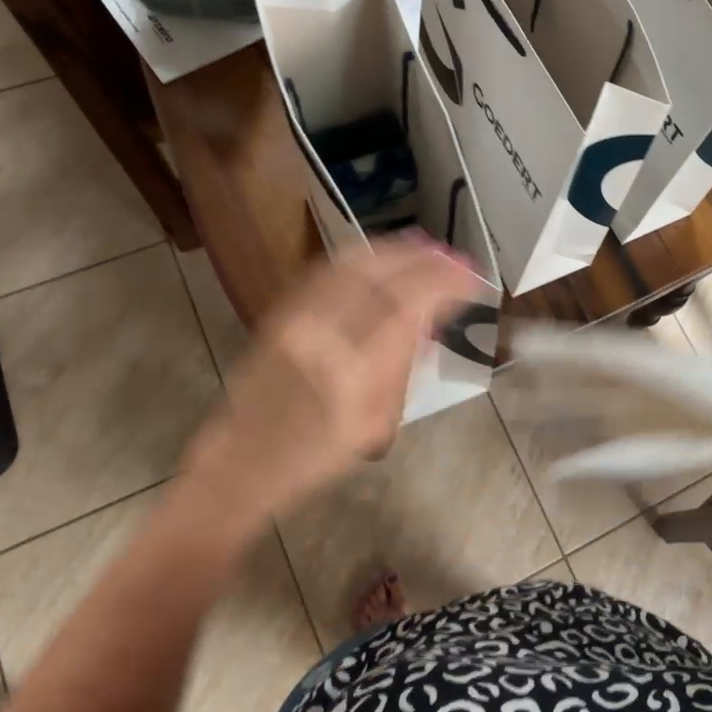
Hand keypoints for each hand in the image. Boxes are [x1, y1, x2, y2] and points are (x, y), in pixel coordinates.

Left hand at [180, 236, 482, 534]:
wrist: (241, 463)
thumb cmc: (316, 459)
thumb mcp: (374, 423)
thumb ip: (403, 367)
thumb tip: (430, 320)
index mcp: (354, 374)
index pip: (408, 307)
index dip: (444, 283)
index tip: (470, 277)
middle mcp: (323, 336)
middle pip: (382, 278)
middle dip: (425, 261)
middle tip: (455, 259)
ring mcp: (296, 319)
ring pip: (353, 265)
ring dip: (396, 251)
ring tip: (426, 249)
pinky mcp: (279, 312)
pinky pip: (327, 271)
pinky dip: (362, 258)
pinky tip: (382, 257)